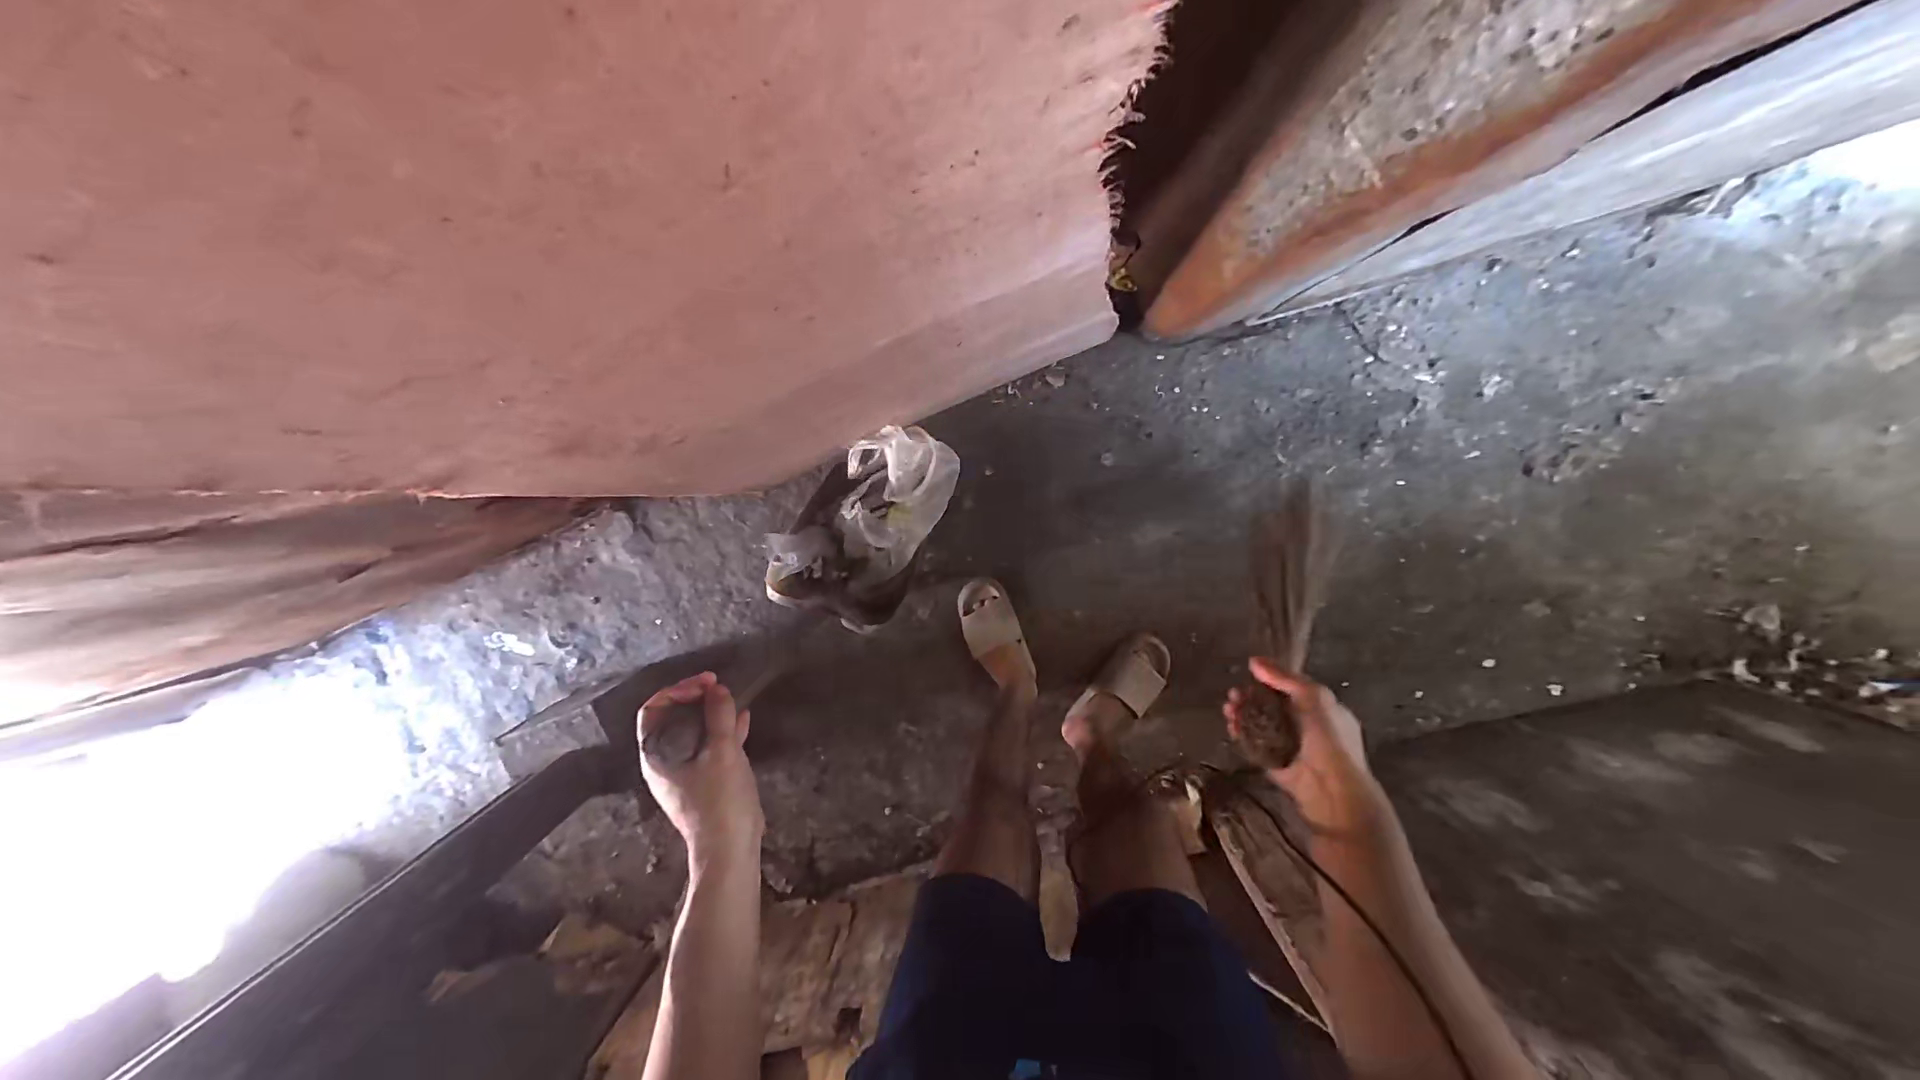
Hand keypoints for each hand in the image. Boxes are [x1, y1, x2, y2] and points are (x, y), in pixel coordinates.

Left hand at [639, 672, 764, 870]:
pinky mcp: (706, 780)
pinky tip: (743, 718)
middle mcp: (665, 762)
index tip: (706, 682)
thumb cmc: (719, 800)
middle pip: (672, 719)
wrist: (730, 848)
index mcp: (655, 756)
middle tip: (718, 685)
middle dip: (695, 698)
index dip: (677, 690)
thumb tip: (717, 689)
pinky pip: (710, 747)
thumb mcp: (721, 752)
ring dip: (711, 712)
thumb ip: (719, 716)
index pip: (653, 710)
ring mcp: (686, 772)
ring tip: (731, 697)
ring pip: (693, 732)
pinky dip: (724, 730)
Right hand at [1224, 658, 1385, 831]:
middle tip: (1233, 693)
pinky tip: (1231, 725)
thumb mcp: (1314, 697)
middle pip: (1272, 705)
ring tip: (1228, 708)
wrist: (1331, 789)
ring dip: (1243, 713)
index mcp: (1323, 710)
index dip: (1271, 679)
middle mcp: (1307, 727)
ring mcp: (1290, 746)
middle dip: (1251, 696)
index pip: (1293, 689)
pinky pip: (1255, 744)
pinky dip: (1242, 734)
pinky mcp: (1275, 763)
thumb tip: (1253, 661)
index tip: (1250, 672)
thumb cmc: (1329, 738)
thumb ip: (1285, 678)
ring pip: (1261, 723)